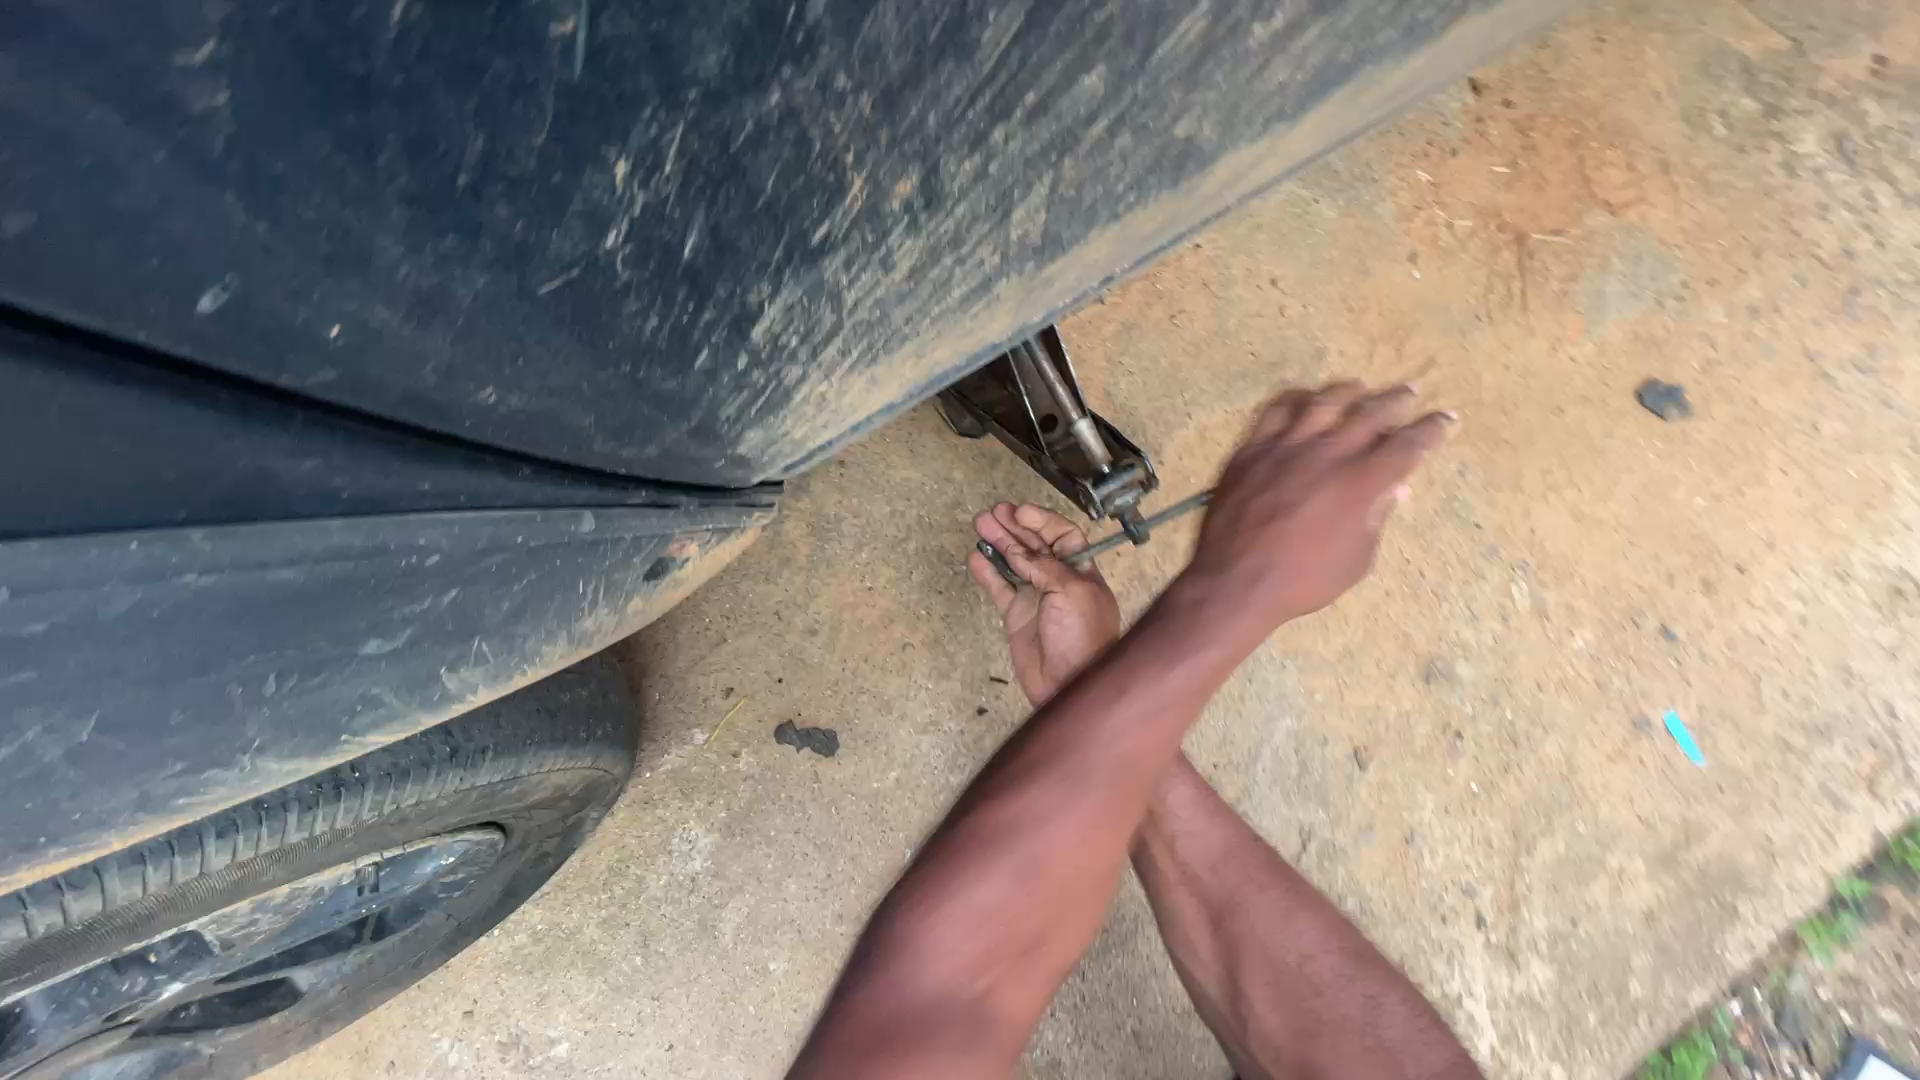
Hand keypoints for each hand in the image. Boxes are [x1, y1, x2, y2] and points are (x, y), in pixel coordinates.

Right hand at [967, 503, 1122, 704]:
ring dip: (998, 543)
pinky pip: (999, 588)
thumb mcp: (1071, 591)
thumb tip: (1020, 553)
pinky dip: (987, 572)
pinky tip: (975, 557)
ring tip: (980, 524)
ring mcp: (1035, 597)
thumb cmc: (1082, 634)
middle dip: (1014, 527)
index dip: (1043, 521)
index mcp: (1081, 571)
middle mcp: (1058, 580)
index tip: (1020, 512)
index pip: (1063, 536)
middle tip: (992, 512)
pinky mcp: (1016, 615)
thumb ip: (1045, 567)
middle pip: (1034, 545)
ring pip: (1013, 562)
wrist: (1069, 683)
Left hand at [1180, 382, 1453, 634]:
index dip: (1431, 430)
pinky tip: (1302, 399)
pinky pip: (1273, 413)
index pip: (1407, 445)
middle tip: (1408, 392)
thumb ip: (1375, 518)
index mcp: (1360, 483)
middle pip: (1369, 415)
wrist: (1233, 580)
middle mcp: (1326, 455)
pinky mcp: (1250, 452)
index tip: (1445, 419)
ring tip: (1359, 386)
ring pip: (1322, 404)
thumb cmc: (1301, 580)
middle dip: (1394, 401)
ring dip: (1346, 392)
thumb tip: (1394, 489)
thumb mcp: (1355, 559)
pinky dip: (1293, 401)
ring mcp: (1284, 448)